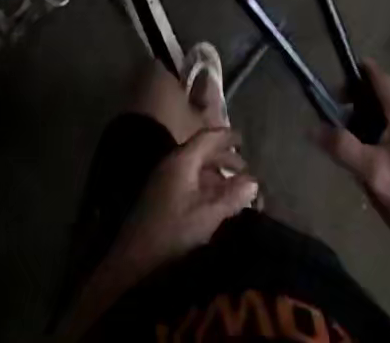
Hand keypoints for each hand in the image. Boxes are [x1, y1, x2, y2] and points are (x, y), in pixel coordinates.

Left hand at [105, 128, 258, 277]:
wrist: (135, 254)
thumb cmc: (173, 229)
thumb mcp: (207, 214)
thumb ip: (232, 196)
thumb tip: (254, 181)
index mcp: (182, 160)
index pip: (207, 137)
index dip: (227, 136)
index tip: (244, 139)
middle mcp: (173, 163)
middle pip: (202, 151)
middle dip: (225, 157)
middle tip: (246, 167)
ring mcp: (166, 178)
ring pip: (196, 167)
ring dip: (216, 172)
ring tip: (236, 185)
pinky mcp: (163, 194)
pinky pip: (190, 179)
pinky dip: (206, 184)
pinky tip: (217, 199)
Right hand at [319, 62, 389, 262]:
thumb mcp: (371, 173)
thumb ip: (341, 147)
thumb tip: (312, 128)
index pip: (379, 79)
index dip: (357, 71)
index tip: (333, 75)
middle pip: (380, 96)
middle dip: (354, 100)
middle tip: (331, 114)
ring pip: (385, 115)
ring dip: (363, 119)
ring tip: (344, 137)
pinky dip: (374, 132)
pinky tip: (364, 155)